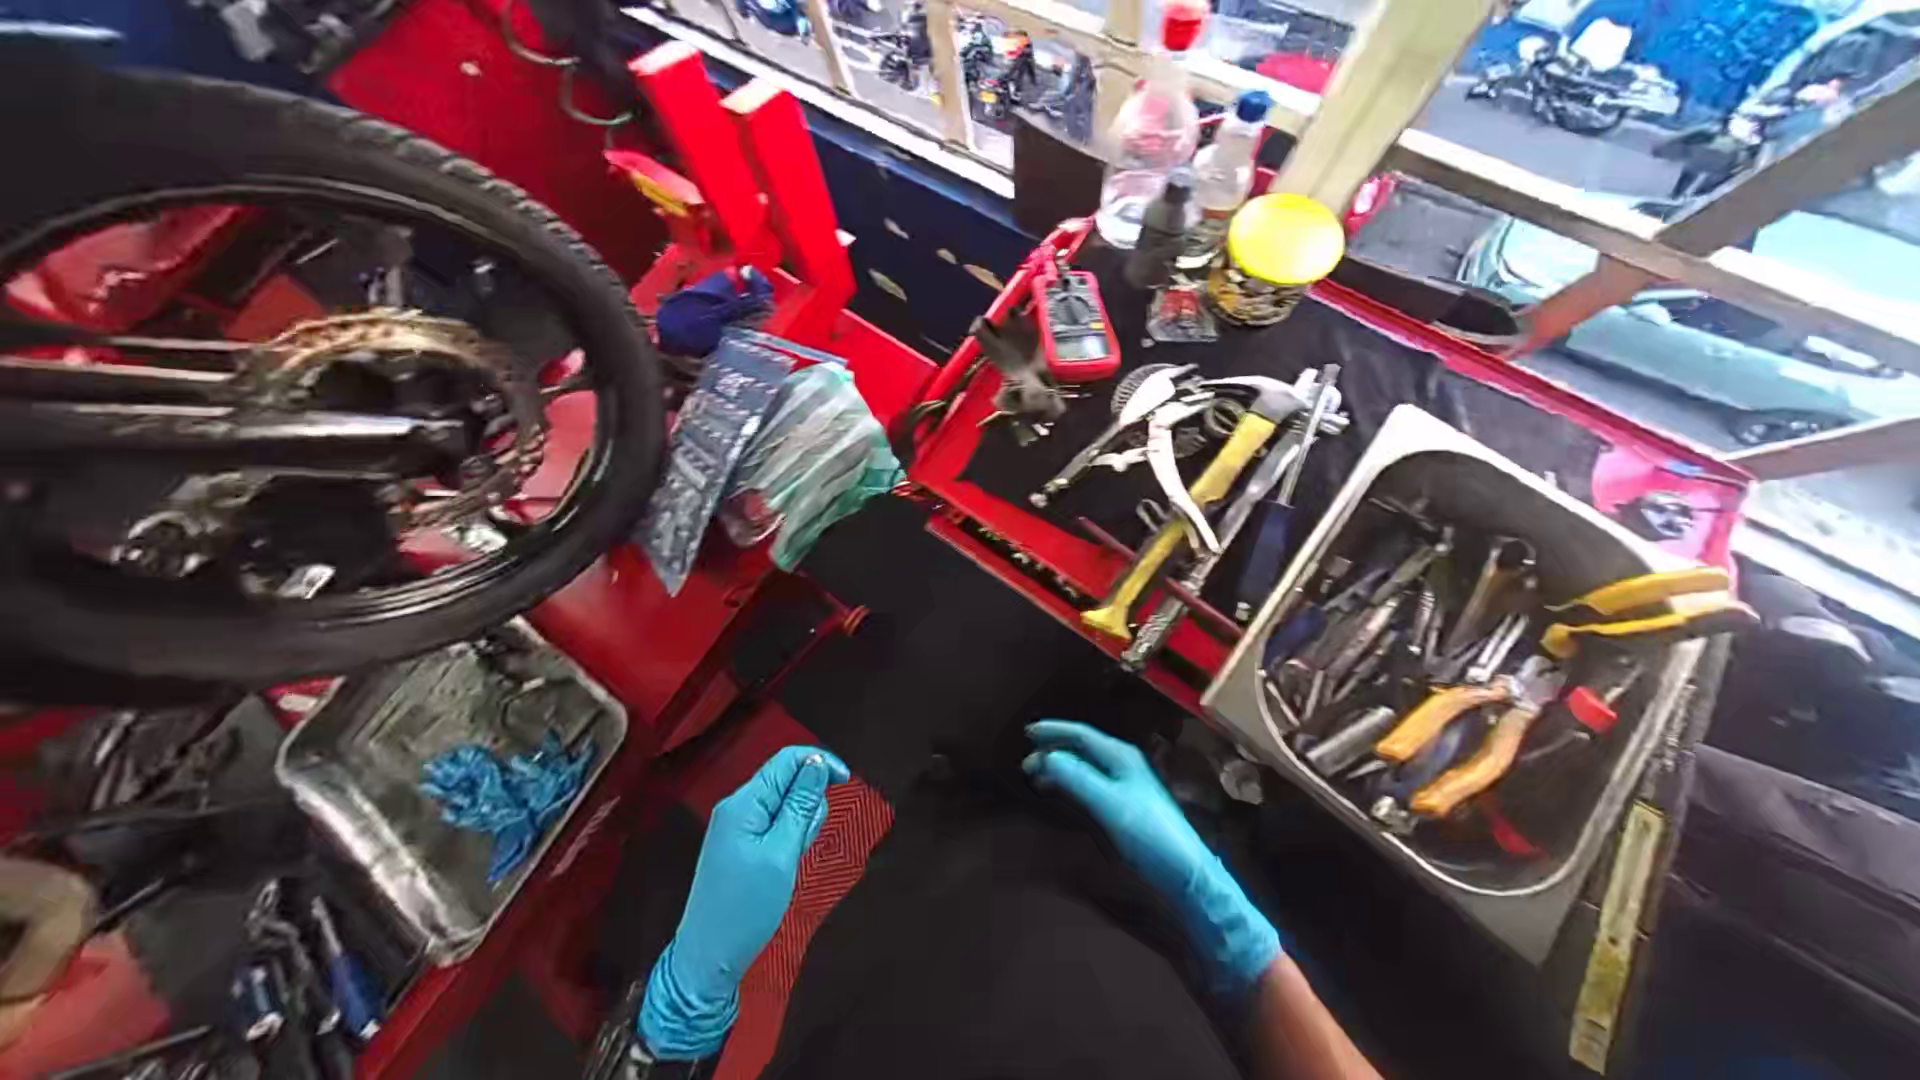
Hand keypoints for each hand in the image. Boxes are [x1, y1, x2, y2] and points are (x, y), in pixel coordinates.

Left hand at [638, 746, 849, 1058]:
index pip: (788, 759)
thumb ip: (801, 805)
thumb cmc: (747, 907)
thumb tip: (816, 762)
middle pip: (788, 778)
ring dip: (800, 823)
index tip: (847, 783)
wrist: (708, 958)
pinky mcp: (742, 842)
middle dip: (810, 801)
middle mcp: (739, 805)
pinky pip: (776, 822)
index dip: (821, 762)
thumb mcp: (782, 854)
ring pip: (786, 801)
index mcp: (745, 802)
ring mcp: (738, 824)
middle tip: (803, 843)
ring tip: (792, 859)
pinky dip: (790, 835)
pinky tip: (785, 862)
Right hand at [1024, 720, 1278, 997]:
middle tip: (1026, 762)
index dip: (1053, 731)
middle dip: (1054, 748)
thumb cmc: (1148, 835)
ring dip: (1061, 765)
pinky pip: (1091, 780)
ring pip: (1086, 764)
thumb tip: (1045, 757)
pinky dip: (1071, 780)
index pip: (1082, 734)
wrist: (1186, 873)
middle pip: (1083, 746)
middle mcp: (1124, 763)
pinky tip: (1063, 791)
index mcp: (1121, 756)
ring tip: (1037, 775)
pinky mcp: (1127, 804)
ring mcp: (1127, 783)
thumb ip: (1077, 778)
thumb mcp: (1109, 804)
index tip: (1026, 733)